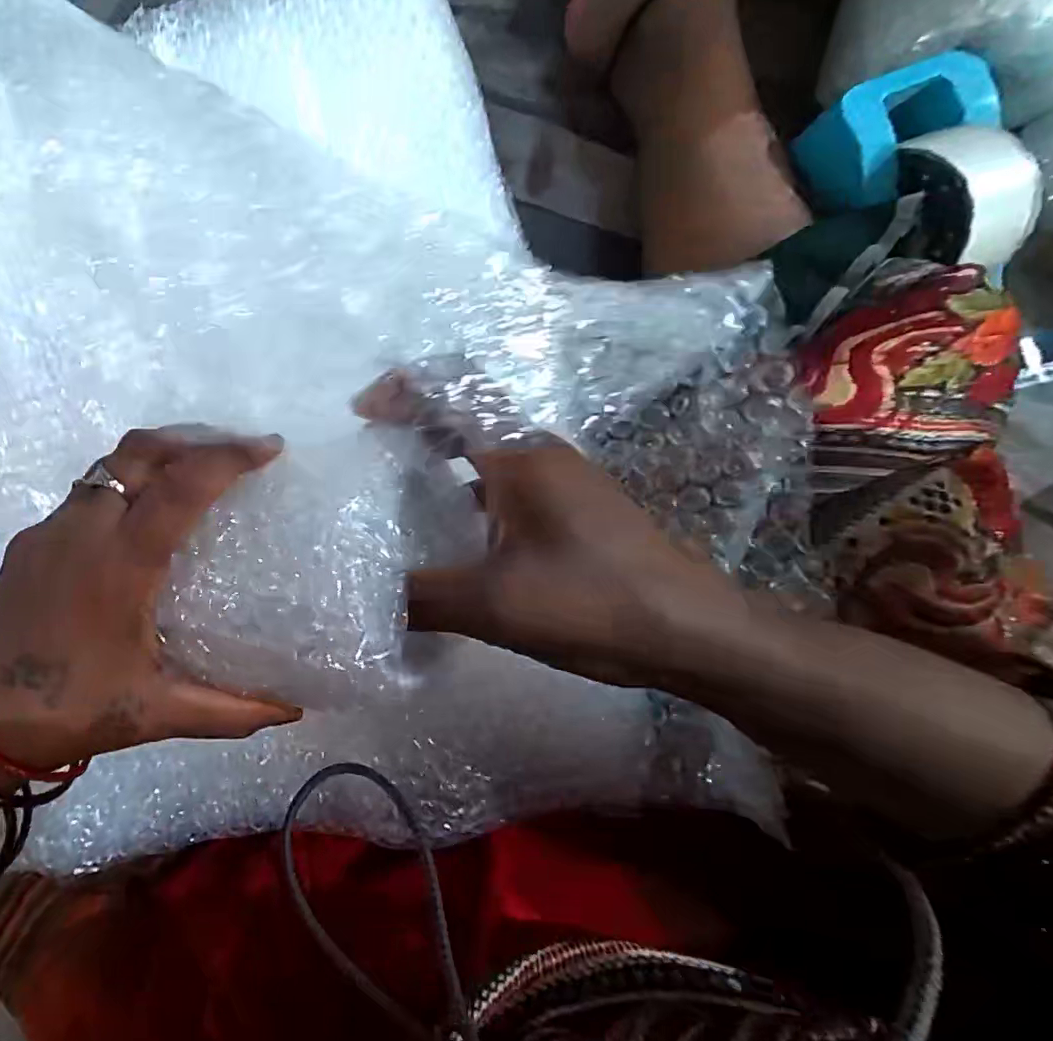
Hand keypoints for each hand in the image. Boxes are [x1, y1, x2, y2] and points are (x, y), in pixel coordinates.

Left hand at [0, 427, 304, 769]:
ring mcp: (50, 530)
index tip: (268, 448)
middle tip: (232, 452)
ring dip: (154, 459)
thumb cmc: (76, 709)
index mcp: (121, 564)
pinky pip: (83, 494)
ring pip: (107, 465)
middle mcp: (83, 531)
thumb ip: (230, 710)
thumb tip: (292, 711)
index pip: (180, 487)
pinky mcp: (30, 541)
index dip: (227, 459)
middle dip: (191, 440)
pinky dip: (121, 487)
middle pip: (139, 451)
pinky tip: (138, 520)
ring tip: (191, 476)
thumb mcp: (159, 712)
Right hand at [357, 370, 748, 687]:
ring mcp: (563, 483)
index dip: (401, 394)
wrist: (692, 634)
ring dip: (442, 463)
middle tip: (372, 454)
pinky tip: (454, 538)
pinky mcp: (573, 512)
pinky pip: (507, 488)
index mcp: (520, 458)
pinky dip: (470, 496)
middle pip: (467, 419)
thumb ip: (419, 597)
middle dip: (414, 427)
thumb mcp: (491, 604)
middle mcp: (541, 456)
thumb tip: (365, 601)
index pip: (452, 395)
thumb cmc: (591, 603)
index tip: (360, 416)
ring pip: (488, 456)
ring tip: (401, 496)